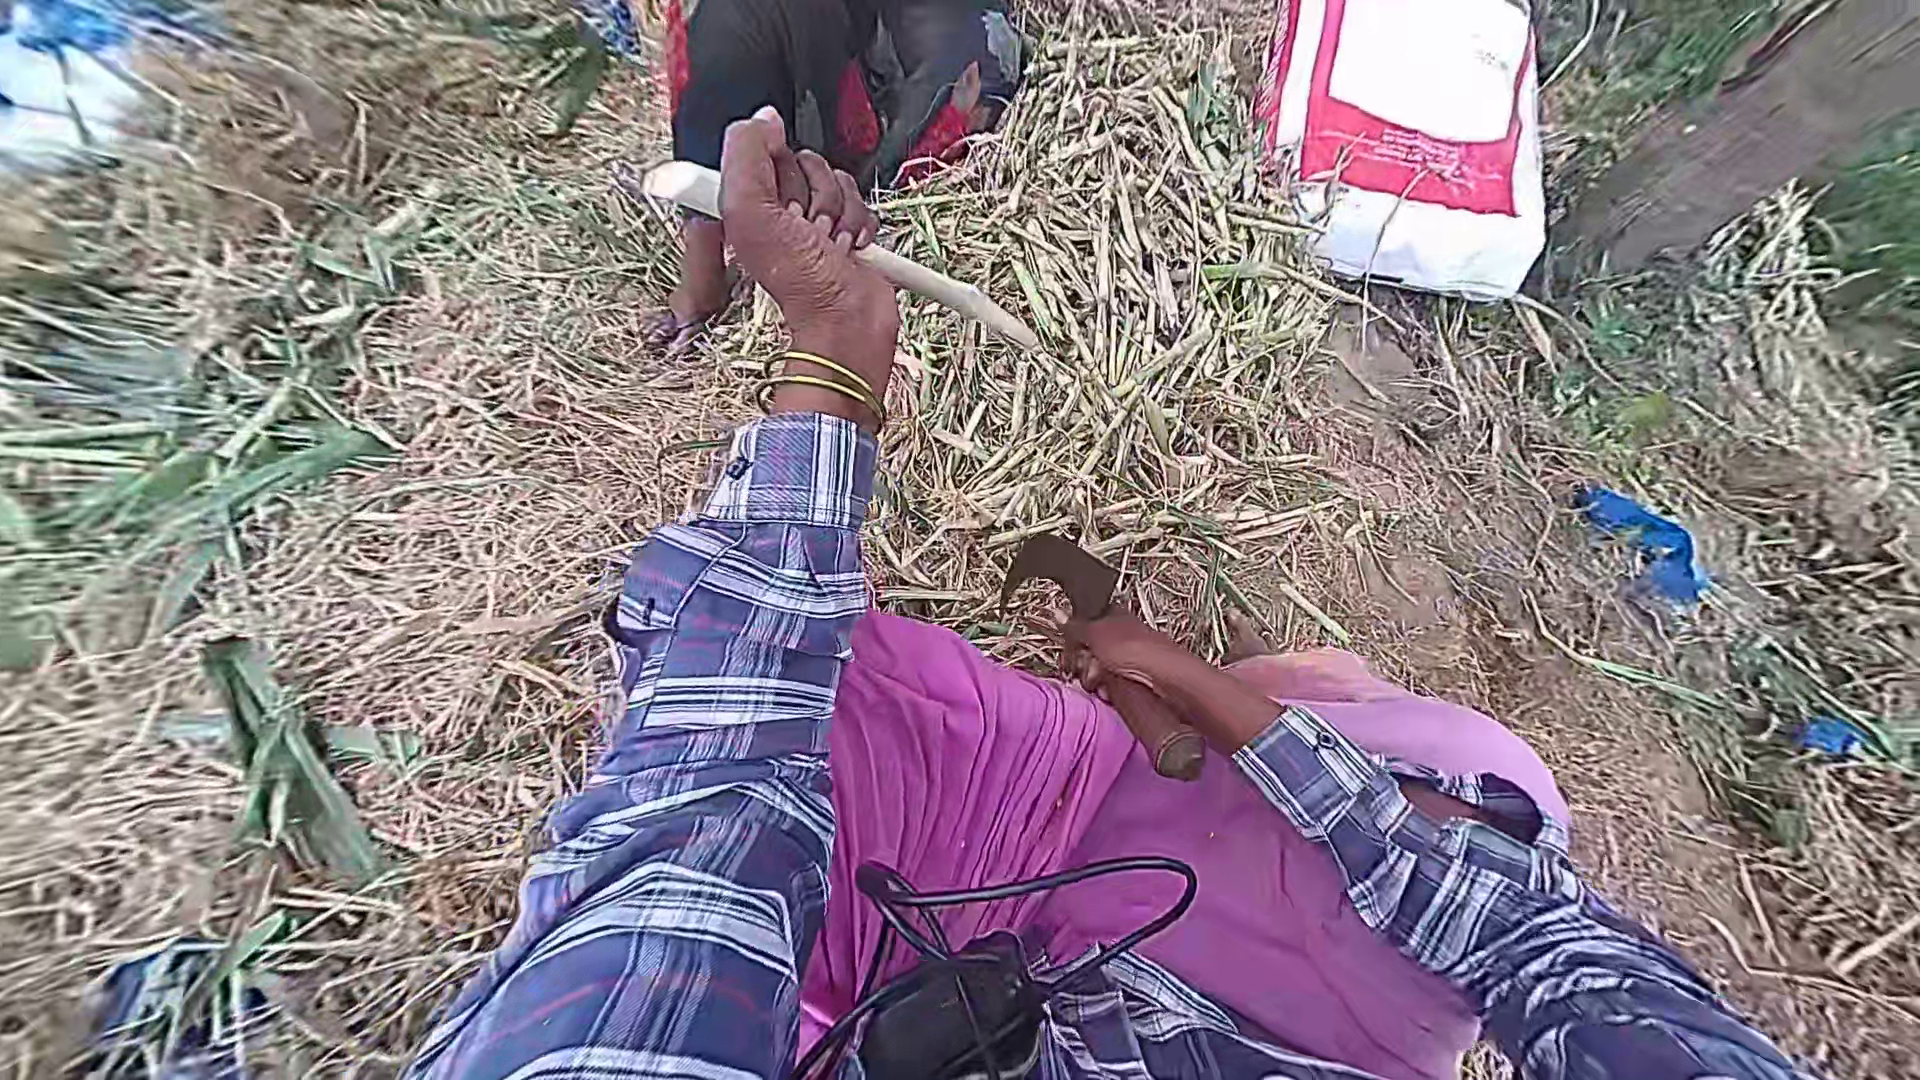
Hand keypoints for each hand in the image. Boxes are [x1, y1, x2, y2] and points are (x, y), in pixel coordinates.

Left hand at [718, 107, 899, 418]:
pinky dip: (862, 226)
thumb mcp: (749, 211)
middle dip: (815, 195)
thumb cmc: (800, 282)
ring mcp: (818, 222)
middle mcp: (781, 209)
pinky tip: (851, 249)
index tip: (781, 204)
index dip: (780, 171)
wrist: (848, 320)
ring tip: (832, 245)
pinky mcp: (851, 233)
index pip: (769, 148)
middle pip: (807, 162)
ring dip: (841, 213)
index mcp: (749, 201)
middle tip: (810, 231)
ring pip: (838, 181)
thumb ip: (745, 152)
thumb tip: (766, 119)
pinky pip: (862, 203)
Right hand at [1061, 608, 1194, 694]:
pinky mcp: (1138, 678)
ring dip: (1093, 677)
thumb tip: (1056, 612)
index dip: (1076, 634)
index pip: (1088, 620)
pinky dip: (1107, 689)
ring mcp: (1132, 657)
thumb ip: (1074, 625)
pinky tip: (1107, 693)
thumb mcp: (1095, 634)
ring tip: (1096, 684)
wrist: (1166, 679)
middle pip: (1092, 647)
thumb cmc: (1133, 649)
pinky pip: (1114, 683)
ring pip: (1101, 667)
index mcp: (1116, 615)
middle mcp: (1124, 634)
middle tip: (1081, 668)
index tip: (1069, 647)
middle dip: (1083, 660)